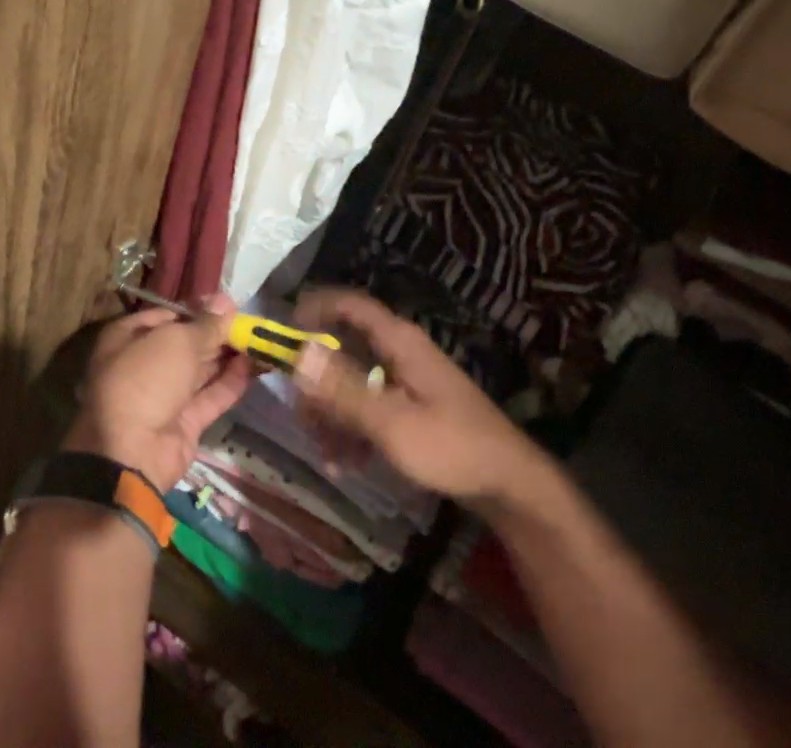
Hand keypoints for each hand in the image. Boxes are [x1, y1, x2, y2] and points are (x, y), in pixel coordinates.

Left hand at [65, 297, 250, 490]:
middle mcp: (143, 365)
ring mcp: (163, 395)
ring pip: (200, 370)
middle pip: (184, 343)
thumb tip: (226, 300)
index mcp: (126, 339)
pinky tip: (257, 365)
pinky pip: (211, 395)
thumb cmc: (146, 379)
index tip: (228, 305)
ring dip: (228, 355)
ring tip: (260, 339)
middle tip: (251, 322)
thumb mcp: (176, 341)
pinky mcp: (184, 421)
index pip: (165, 317)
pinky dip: (232, 381)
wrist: (133, 450)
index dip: (195, 310)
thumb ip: (205, 324)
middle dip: (215, 333)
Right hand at [291, 289, 548, 505]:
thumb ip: (341, 389)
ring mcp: (405, 381)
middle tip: (304, 421)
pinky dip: (352, 432)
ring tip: (330, 458)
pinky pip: (366, 409)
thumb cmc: (451, 447)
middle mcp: (399, 353)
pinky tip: (347, 465)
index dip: (312, 310)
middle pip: (341, 352)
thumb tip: (297, 352)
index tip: (281, 335)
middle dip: (316, 388)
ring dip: (332, 418)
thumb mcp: (389, 422)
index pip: (348, 305)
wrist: (509, 486)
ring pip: (349, 386)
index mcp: (398, 343)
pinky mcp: (409, 408)